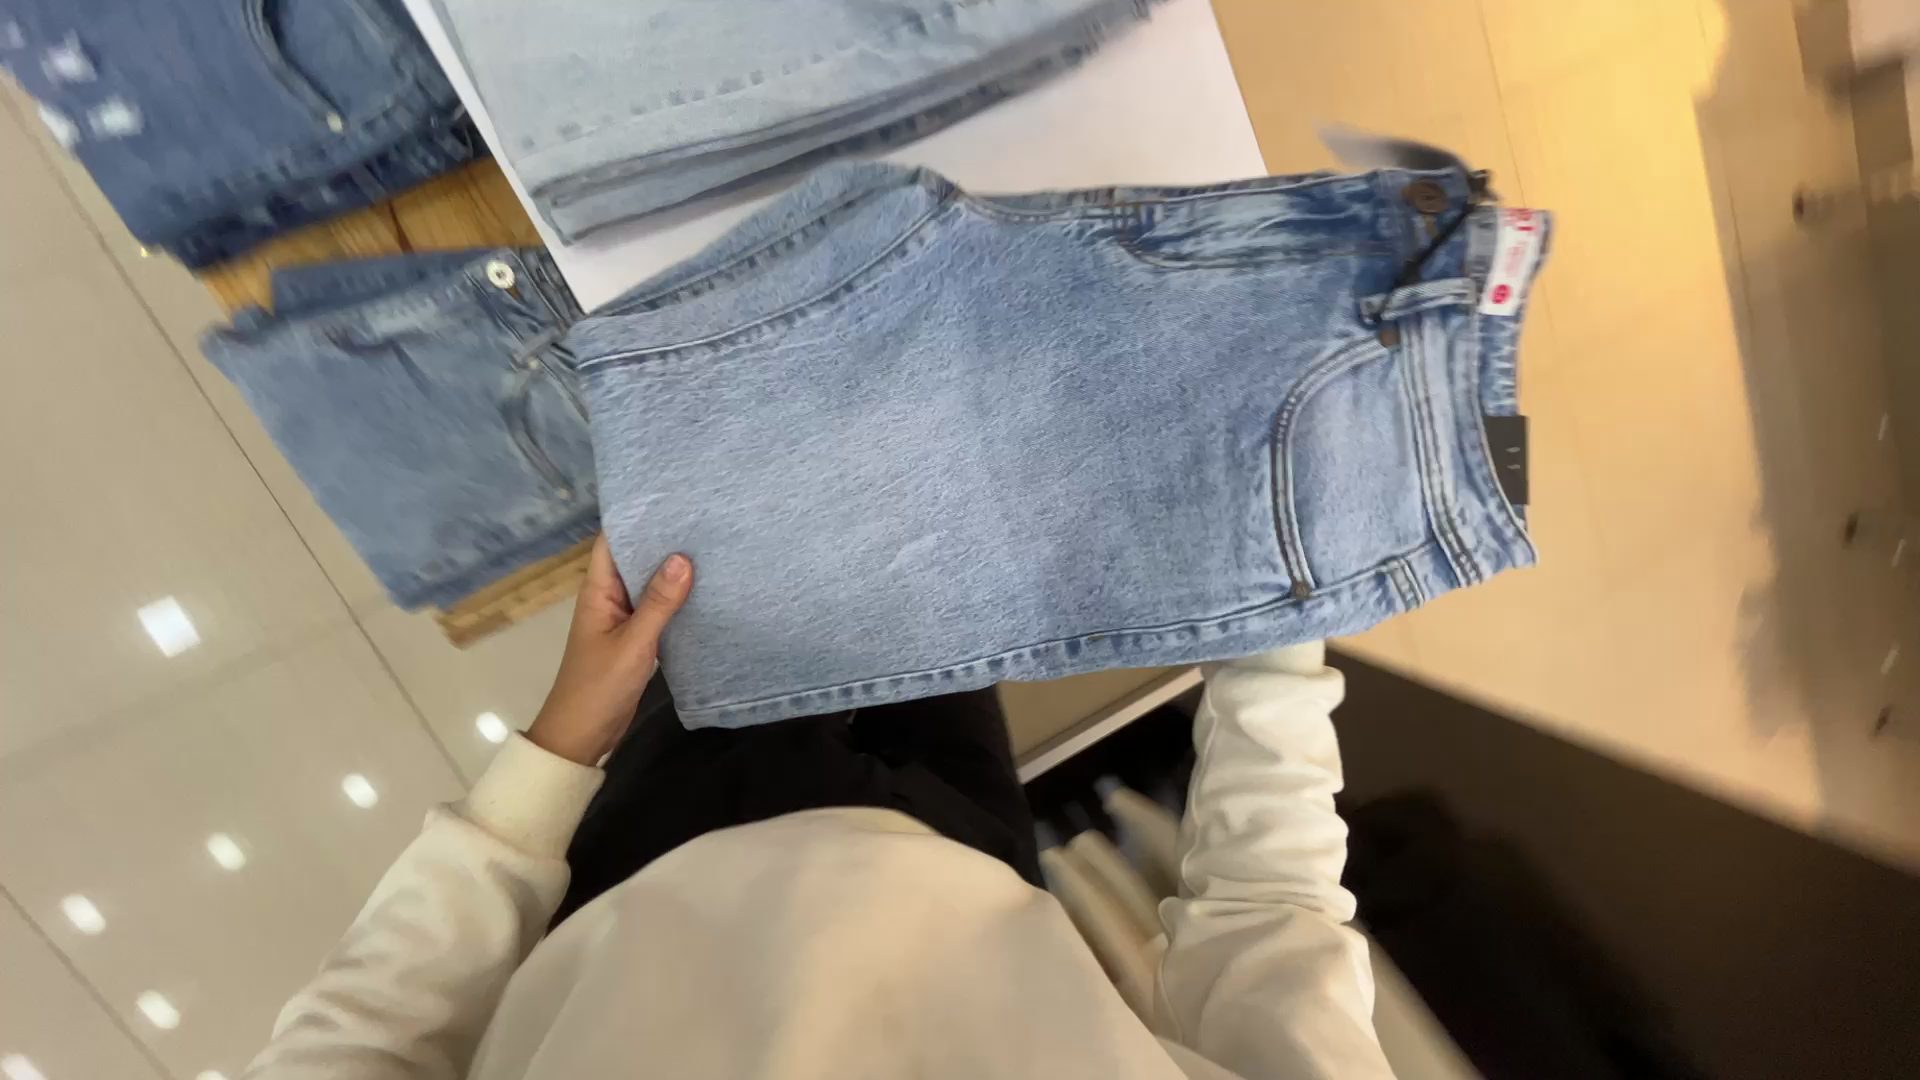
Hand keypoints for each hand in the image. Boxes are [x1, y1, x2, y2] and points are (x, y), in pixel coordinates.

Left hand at [526, 535, 692, 765]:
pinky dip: (677, 594)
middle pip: (636, 556)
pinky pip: (658, 604)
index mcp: (599, 590)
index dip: (637, 517)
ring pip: (650, 581)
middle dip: (664, 538)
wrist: (583, 734)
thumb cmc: (599, 685)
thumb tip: (683, 558)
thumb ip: (659, 602)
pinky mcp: (637, 633)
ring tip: (711, 544)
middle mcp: (611, 596)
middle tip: (704, 516)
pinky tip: (705, 586)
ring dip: (673, 567)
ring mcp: (624, 615)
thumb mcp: (633, 643)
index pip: (614, 540)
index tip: (671, 498)